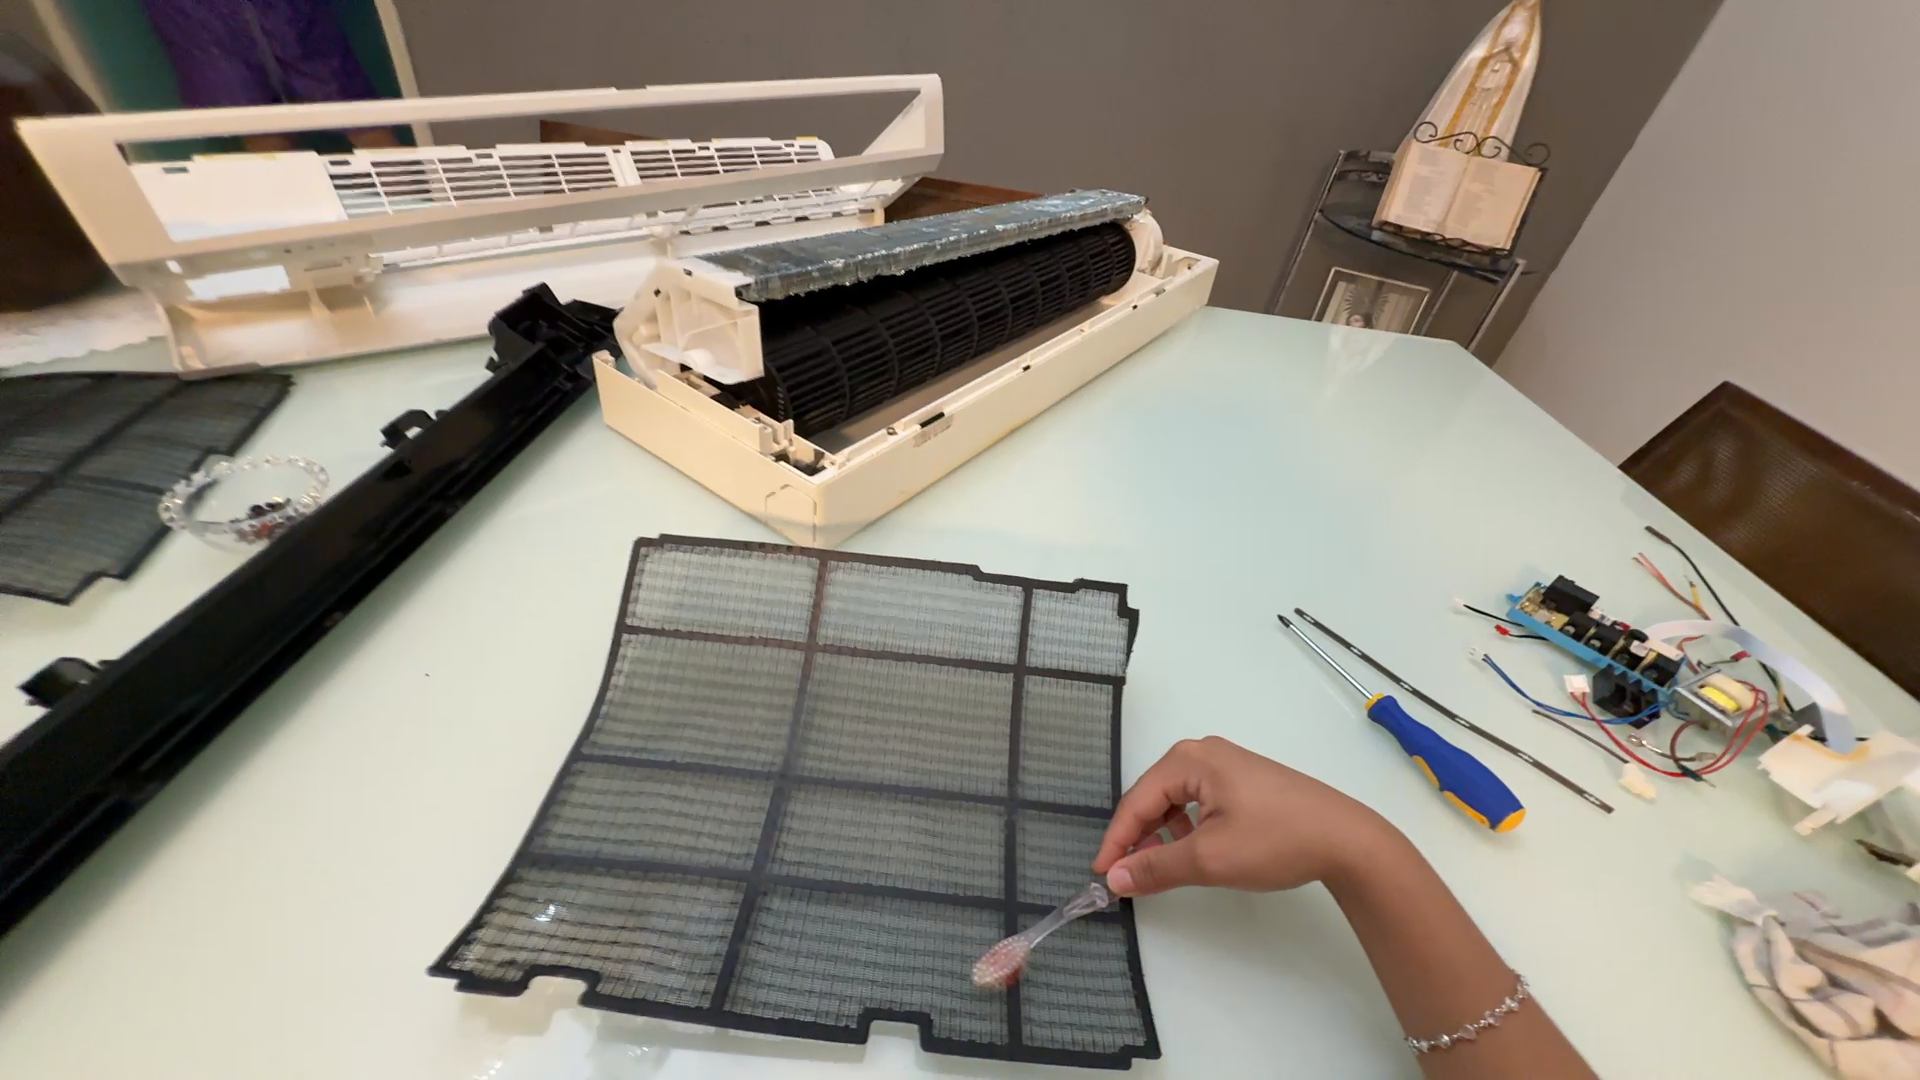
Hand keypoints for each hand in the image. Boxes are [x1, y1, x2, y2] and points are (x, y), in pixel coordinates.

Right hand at [1091, 736, 1403, 896]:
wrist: (1349, 840)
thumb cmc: (1275, 841)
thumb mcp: (1210, 859)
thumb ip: (1156, 867)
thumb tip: (1114, 878)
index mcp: (1188, 760)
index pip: (1136, 801)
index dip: (1116, 840)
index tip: (1101, 875)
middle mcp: (1201, 752)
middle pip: (1153, 795)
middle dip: (1139, 836)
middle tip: (1128, 874)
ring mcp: (1224, 762)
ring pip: (1175, 799)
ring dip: (1163, 832)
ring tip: (1162, 865)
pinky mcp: (1243, 777)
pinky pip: (1198, 799)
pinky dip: (1187, 825)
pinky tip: (1195, 848)